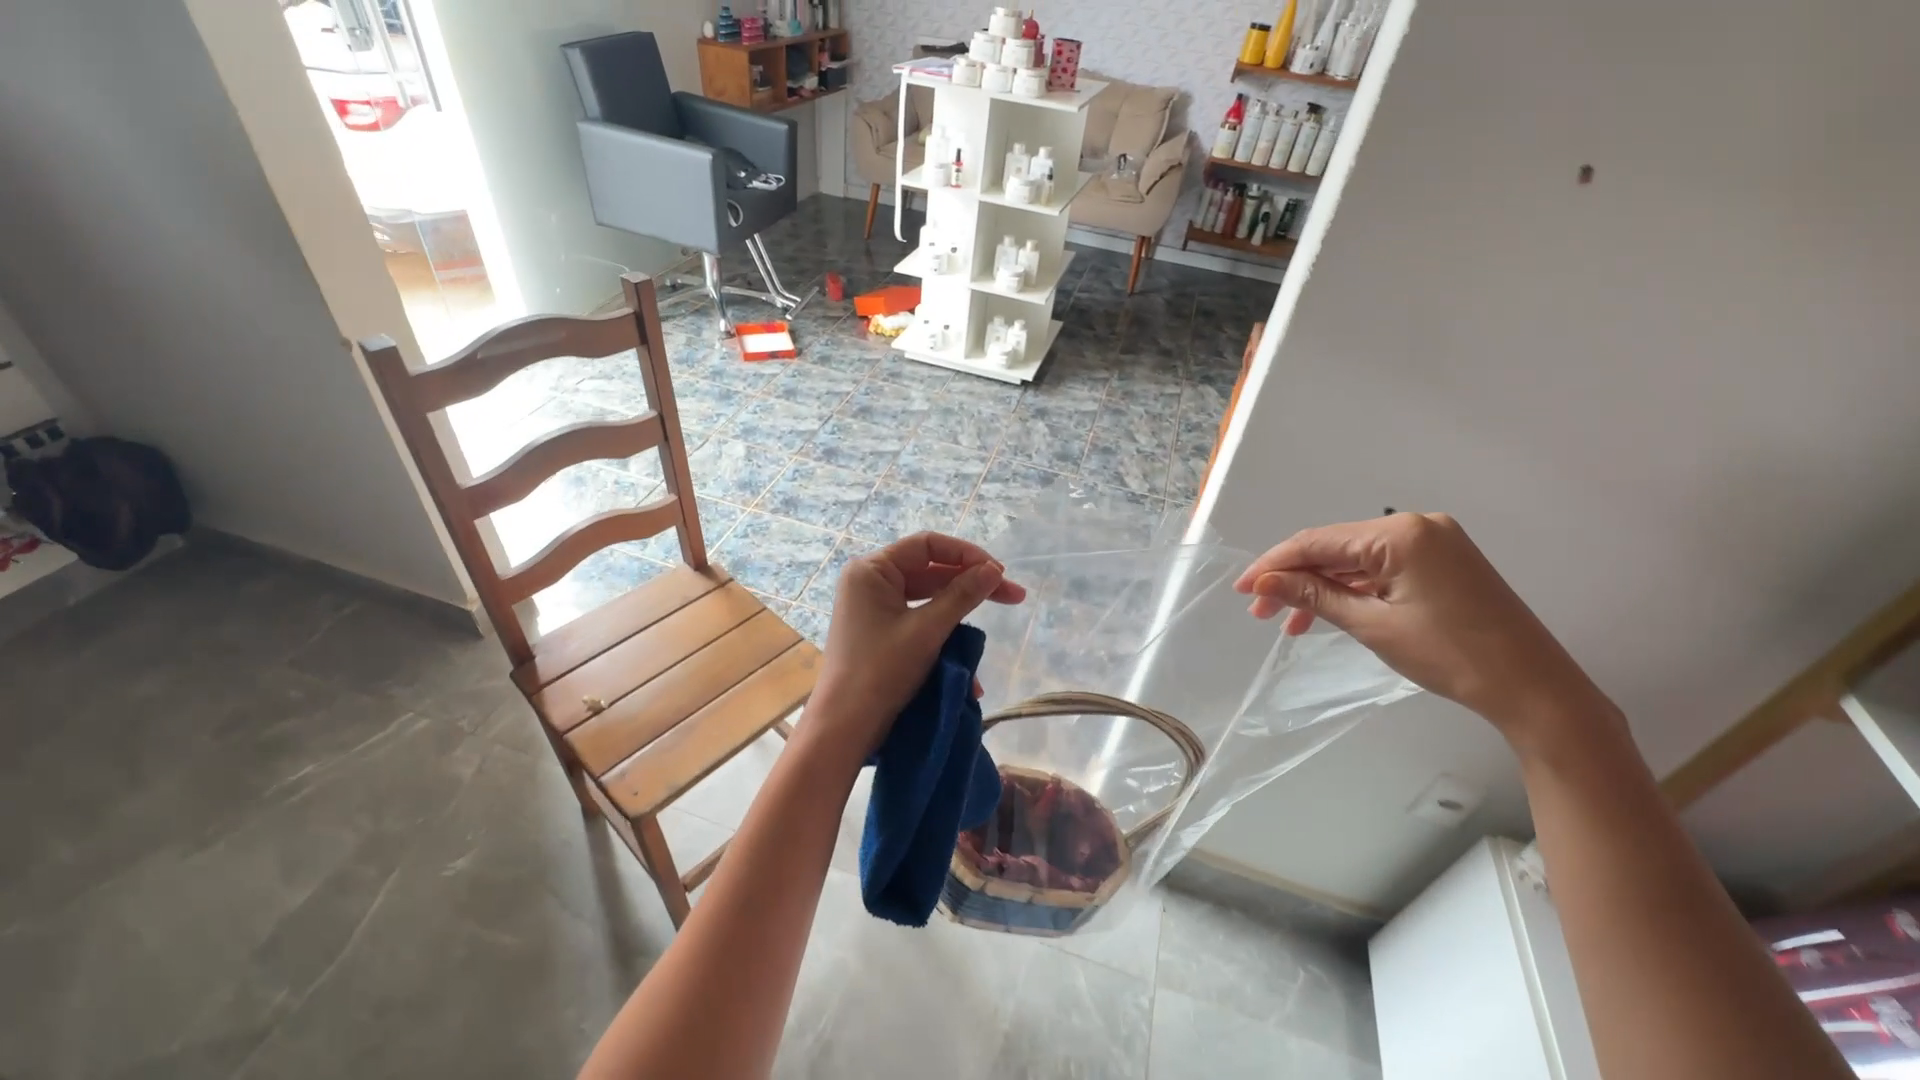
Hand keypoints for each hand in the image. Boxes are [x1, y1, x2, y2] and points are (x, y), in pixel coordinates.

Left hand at [808, 532, 1026, 756]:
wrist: (846, 725)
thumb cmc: (881, 670)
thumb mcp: (928, 630)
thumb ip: (962, 595)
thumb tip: (993, 570)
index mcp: (872, 570)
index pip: (927, 545)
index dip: (967, 555)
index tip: (1000, 573)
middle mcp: (870, 581)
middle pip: (930, 570)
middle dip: (972, 582)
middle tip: (1014, 596)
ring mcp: (873, 607)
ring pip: (928, 596)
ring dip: (962, 607)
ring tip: (1001, 613)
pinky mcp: (880, 631)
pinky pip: (919, 619)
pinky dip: (944, 629)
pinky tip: (969, 651)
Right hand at [1235, 513, 1609, 741]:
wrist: (1533, 686)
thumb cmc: (1450, 655)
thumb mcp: (1372, 625)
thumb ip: (1314, 595)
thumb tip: (1264, 583)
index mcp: (1400, 533)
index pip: (1317, 541)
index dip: (1273, 564)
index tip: (1242, 590)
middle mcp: (1417, 525)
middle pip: (1335, 546)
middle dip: (1295, 577)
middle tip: (1262, 613)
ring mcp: (1434, 542)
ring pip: (1357, 558)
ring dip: (1322, 586)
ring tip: (1289, 621)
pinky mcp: (1443, 561)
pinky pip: (1382, 567)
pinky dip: (1354, 588)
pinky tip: (1330, 612)